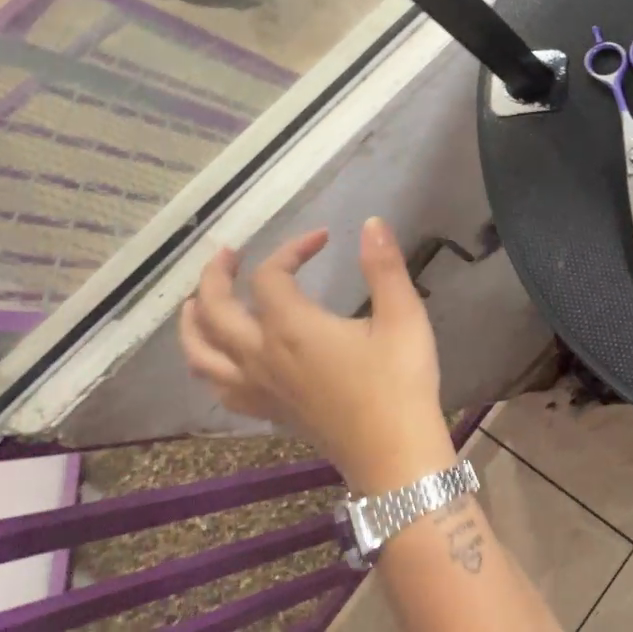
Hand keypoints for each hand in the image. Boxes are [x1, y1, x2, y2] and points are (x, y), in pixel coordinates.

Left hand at [180, 219, 454, 493]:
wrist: (390, 444)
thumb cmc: (400, 377)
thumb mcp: (404, 316)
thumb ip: (385, 268)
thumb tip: (369, 223)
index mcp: (293, 328)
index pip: (271, 277)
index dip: (291, 250)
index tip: (324, 238)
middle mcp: (260, 355)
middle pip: (214, 311)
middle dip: (216, 277)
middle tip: (228, 254)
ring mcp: (255, 386)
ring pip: (199, 351)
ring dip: (192, 320)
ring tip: (198, 302)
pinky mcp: (263, 409)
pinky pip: (215, 382)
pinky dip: (207, 360)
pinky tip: (222, 357)